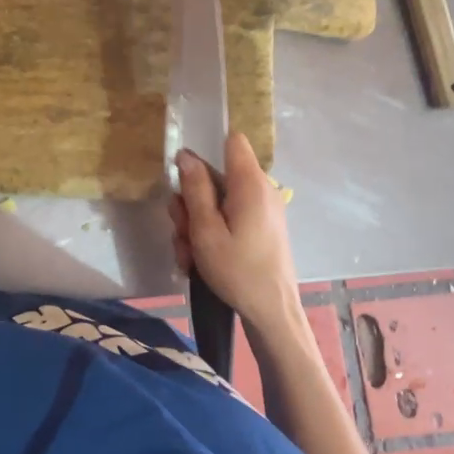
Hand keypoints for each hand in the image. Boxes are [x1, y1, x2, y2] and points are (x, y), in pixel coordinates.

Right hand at [168, 133, 301, 331]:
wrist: (270, 312)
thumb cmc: (237, 270)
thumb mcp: (205, 230)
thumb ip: (195, 190)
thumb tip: (186, 155)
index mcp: (250, 185)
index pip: (231, 141)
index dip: (205, 148)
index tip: (183, 171)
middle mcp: (260, 191)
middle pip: (214, 177)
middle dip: (190, 201)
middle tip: (184, 231)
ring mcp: (261, 210)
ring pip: (214, 202)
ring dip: (195, 225)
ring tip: (190, 255)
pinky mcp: (259, 227)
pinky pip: (226, 219)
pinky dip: (209, 235)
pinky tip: (199, 260)